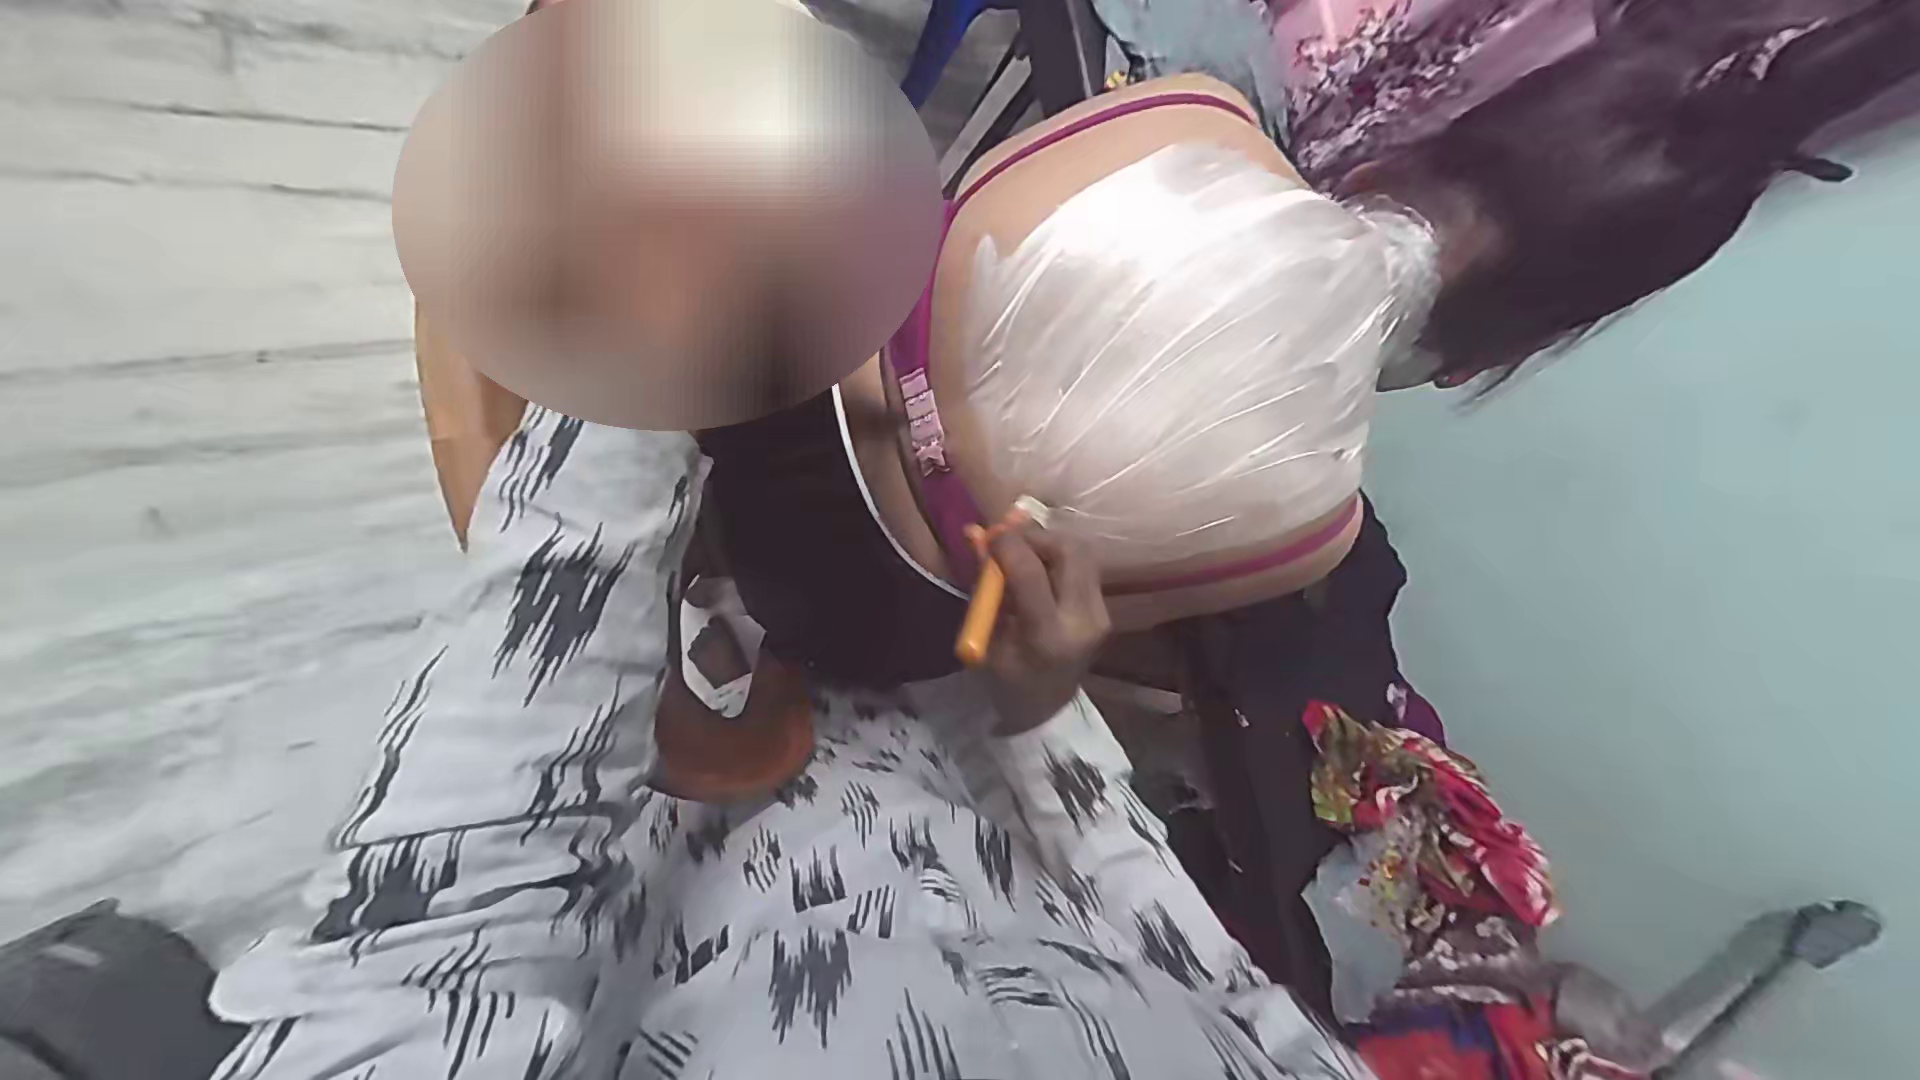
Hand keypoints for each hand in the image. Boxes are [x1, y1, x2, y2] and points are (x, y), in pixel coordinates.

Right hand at [980, 521, 1111, 733]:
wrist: (1047, 709)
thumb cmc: (1006, 680)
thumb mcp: (986, 637)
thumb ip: (984, 585)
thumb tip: (977, 534)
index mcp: (1046, 639)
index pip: (1030, 575)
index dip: (1008, 545)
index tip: (989, 534)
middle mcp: (1082, 622)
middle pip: (1070, 552)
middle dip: (1036, 535)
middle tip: (1010, 538)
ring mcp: (1100, 614)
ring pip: (1081, 552)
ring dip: (1049, 542)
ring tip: (1022, 551)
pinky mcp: (1105, 608)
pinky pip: (1083, 565)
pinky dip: (1057, 555)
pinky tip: (1038, 565)